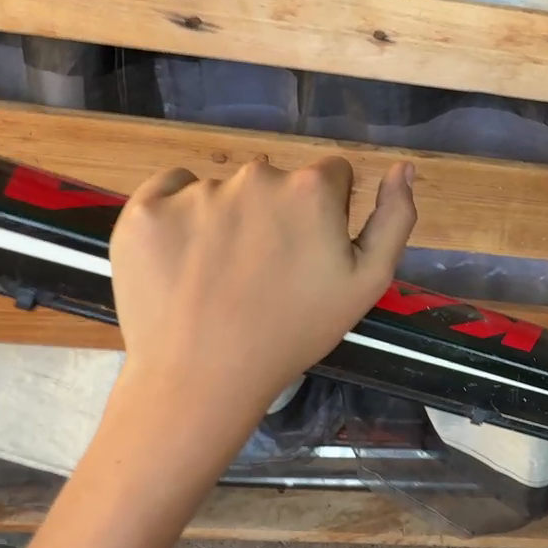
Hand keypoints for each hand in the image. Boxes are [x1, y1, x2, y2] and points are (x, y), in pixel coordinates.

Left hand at [108, 156, 416, 420]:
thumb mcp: (368, 281)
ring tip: (221, 273)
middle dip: (279, 212)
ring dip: (230, 216)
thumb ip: (395, 217)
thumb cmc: (295, 331)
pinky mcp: (146, 210)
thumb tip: (402, 167)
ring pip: (227, 189)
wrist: (201, 381)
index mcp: (312, 189)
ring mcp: (197, 192)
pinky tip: (184, 253)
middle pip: (279, 179)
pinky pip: (170, 188)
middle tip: (267, 269)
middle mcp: (257, 176)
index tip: (311, 251)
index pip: (331, 175)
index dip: (328, 212)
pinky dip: (178, 212)